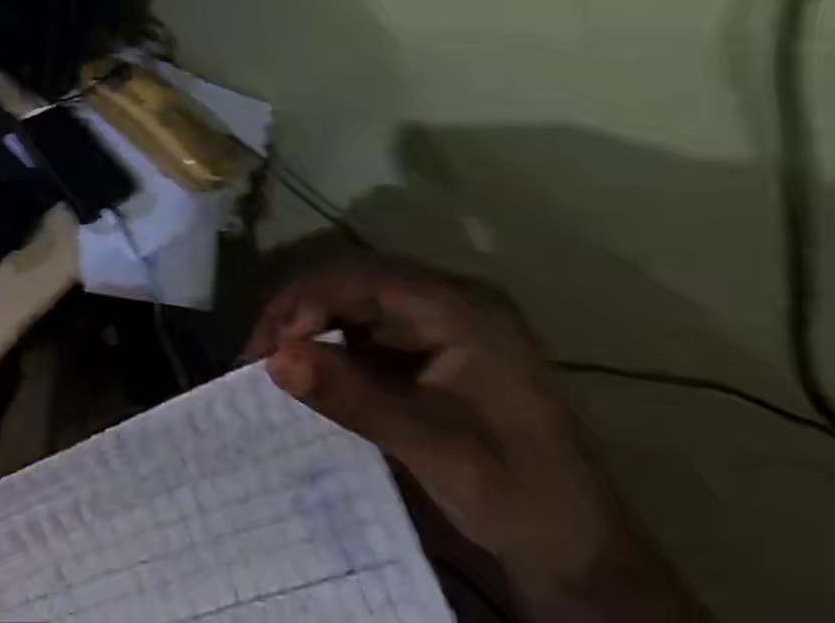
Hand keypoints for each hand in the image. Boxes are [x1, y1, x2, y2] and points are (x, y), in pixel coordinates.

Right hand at [245, 263, 707, 621]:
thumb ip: (352, 397)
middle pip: (355, 287)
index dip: (308, 303)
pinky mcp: (427, 352)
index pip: (365, 282)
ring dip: (310, 330)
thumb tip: (274, 358)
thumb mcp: (432, 445)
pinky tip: (307, 373)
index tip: (265, 347)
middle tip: (256, 355)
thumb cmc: (518, 492)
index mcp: (462, 308)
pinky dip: (330, 351)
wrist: (578, 552)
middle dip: (300, 314)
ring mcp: (438, 325)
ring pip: (354, 308)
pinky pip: (365, 335)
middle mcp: (447, 302)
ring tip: (270, 363)